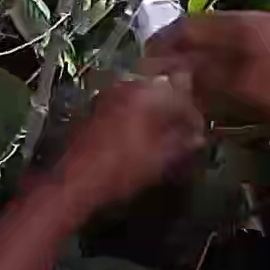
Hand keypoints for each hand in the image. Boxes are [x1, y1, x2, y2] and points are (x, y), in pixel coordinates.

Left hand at [56, 74, 204, 209]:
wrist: (71, 182)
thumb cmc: (119, 170)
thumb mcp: (158, 160)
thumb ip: (181, 145)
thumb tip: (198, 139)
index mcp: (148, 94)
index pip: (182, 97)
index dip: (194, 117)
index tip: (198, 135)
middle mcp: (128, 86)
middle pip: (162, 91)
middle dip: (175, 110)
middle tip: (184, 131)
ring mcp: (109, 95)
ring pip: (143, 96)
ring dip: (157, 112)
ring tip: (164, 135)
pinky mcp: (96, 107)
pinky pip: (126, 104)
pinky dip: (138, 115)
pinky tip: (141, 135)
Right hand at [143, 11, 269, 131]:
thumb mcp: (245, 87)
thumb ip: (206, 79)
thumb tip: (170, 76)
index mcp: (238, 24)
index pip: (186, 26)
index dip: (160, 46)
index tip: (141, 71)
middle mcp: (252, 22)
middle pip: (205, 35)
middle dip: (181, 58)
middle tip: (164, 87)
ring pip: (225, 48)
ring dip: (205, 67)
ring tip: (191, 94)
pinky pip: (245, 58)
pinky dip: (228, 73)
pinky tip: (229, 95)